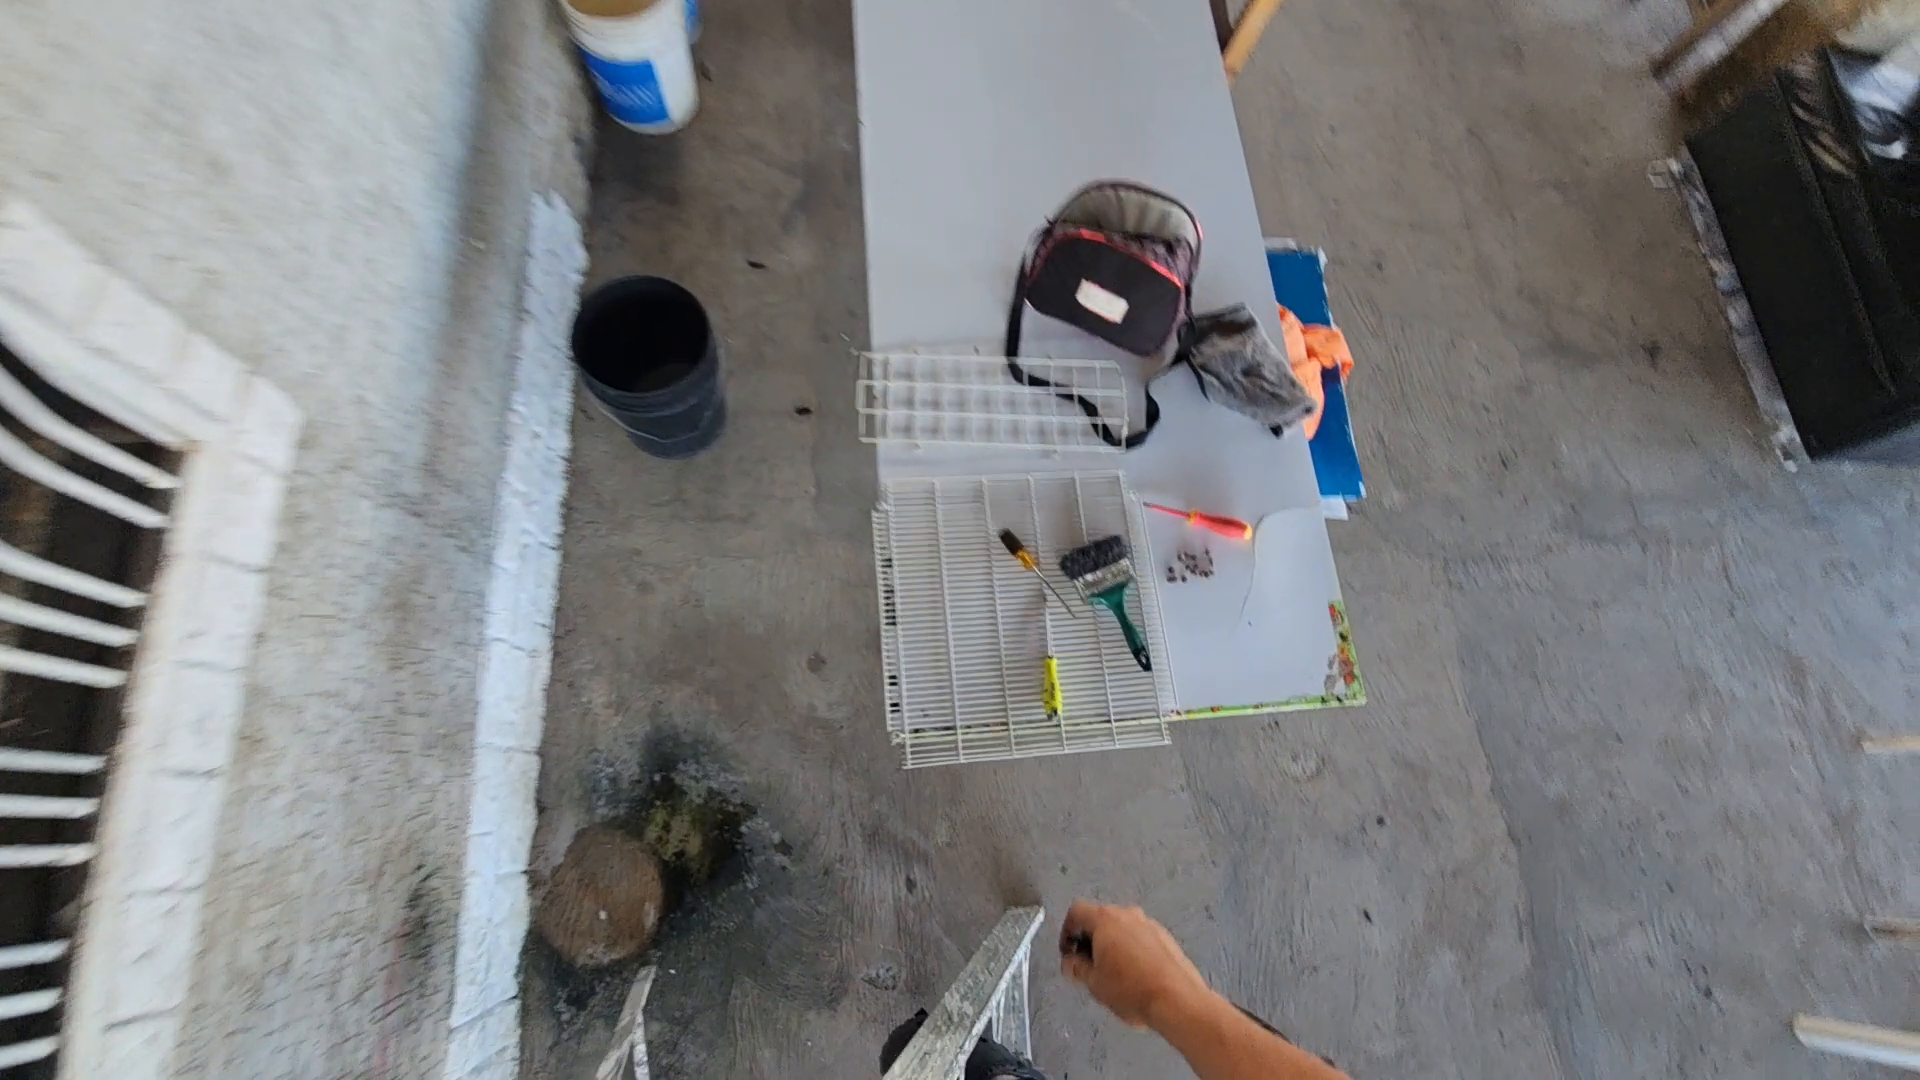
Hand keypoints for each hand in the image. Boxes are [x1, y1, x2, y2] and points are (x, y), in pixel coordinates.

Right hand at [1058, 900, 1213, 1030]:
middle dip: (1090, 939)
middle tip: (1088, 965)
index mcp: (1104, 919)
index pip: (1076, 912)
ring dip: (1112, 944)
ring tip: (1113, 973)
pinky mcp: (1165, 936)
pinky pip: (1139, 936)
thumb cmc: (1131, 990)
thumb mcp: (1094, 983)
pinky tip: (1136, 974)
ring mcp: (1148, 923)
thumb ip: (1077, 968)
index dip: (1067, 932)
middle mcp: (1126, 913)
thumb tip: (1069, 962)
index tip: (1068, 952)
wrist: (1177, 1000)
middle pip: (1099, 918)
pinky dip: (1132, 949)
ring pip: (1121, 927)